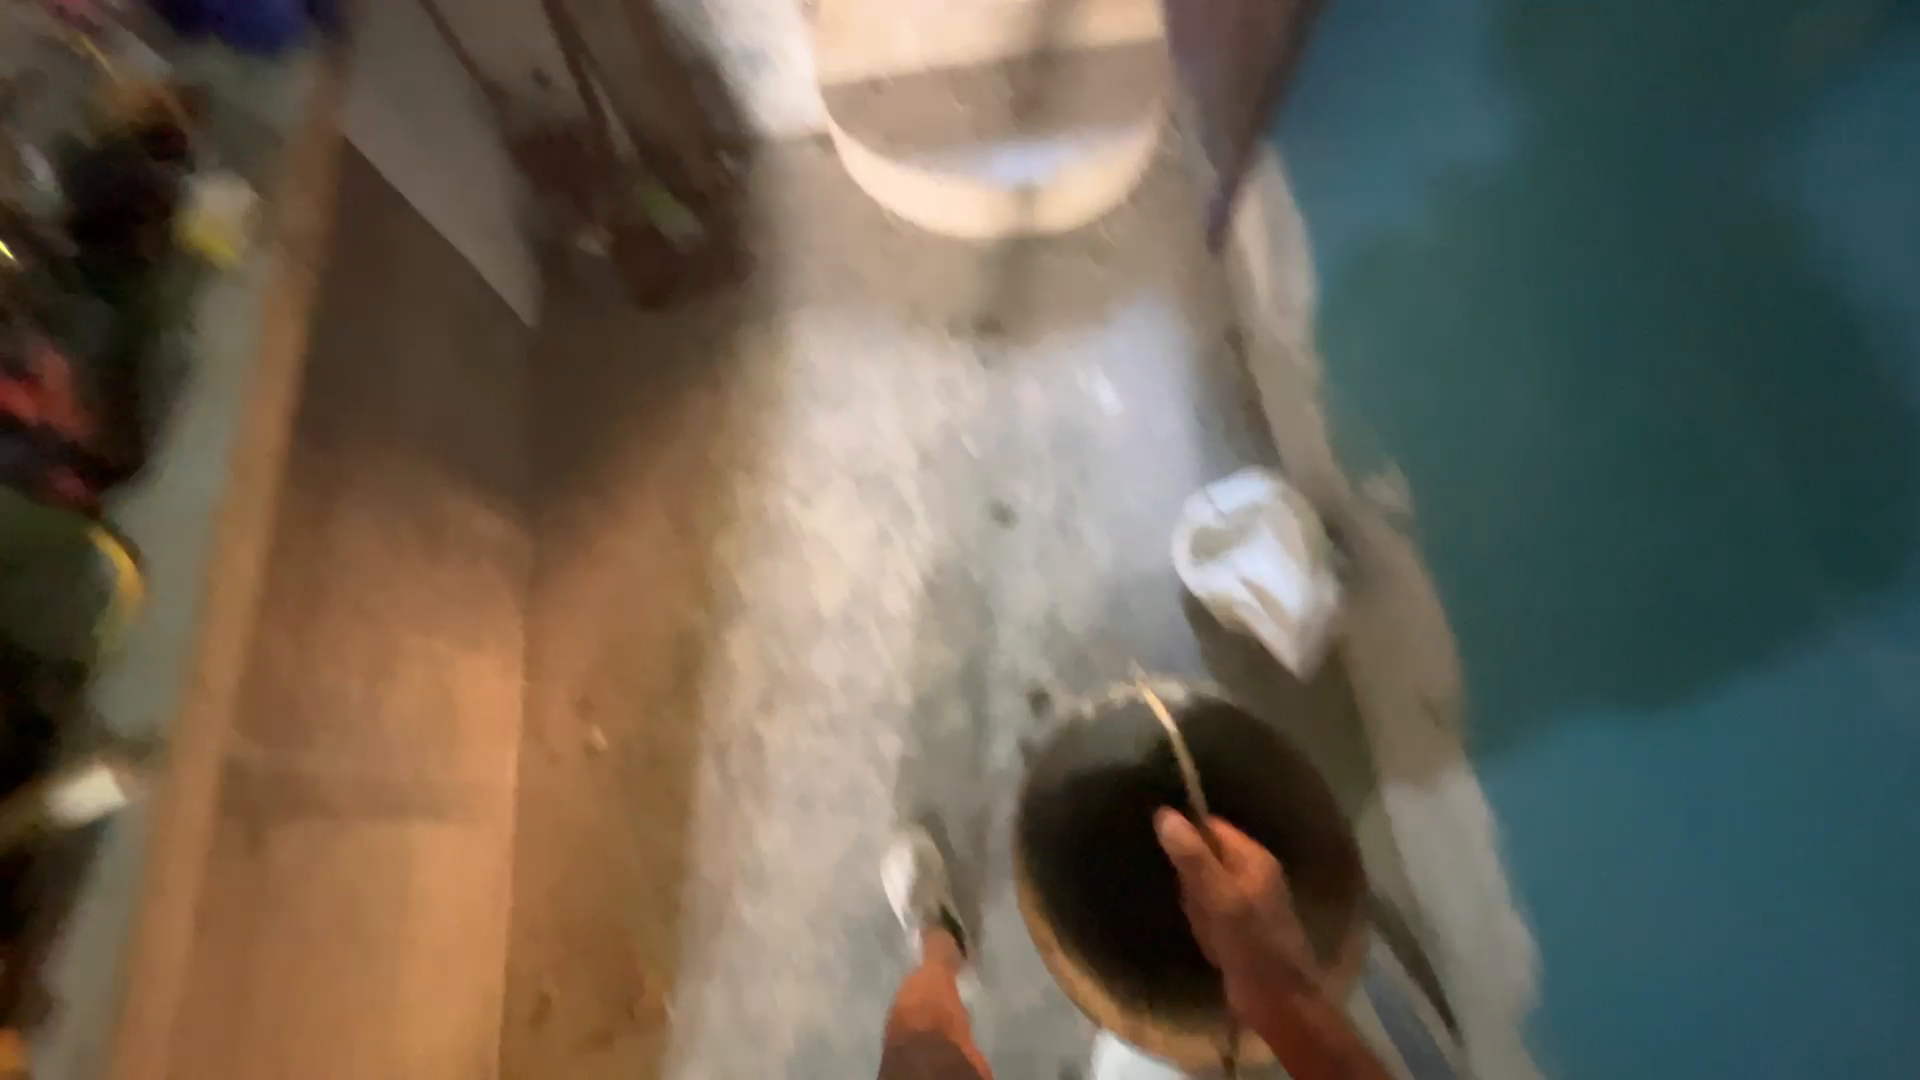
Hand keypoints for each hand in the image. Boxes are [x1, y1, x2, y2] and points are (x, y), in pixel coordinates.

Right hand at [1154, 808, 1318, 1017]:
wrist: (1281, 1005)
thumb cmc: (1251, 943)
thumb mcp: (1218, 896)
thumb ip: (1192, 855)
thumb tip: (1164, 812)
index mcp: (1254, 858)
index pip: (1211, 827)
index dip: (1187, 835)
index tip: (1167, 853)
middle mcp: (1253, 874)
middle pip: (1204, 857)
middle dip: (1191, 880)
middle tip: (1195, 902)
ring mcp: (1248, 902)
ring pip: (1203, 887)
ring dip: (1196, 906)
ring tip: (1206, 928)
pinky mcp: (1241, 927)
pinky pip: (1210, 912)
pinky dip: (1205, 925)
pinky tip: (1211, 943)